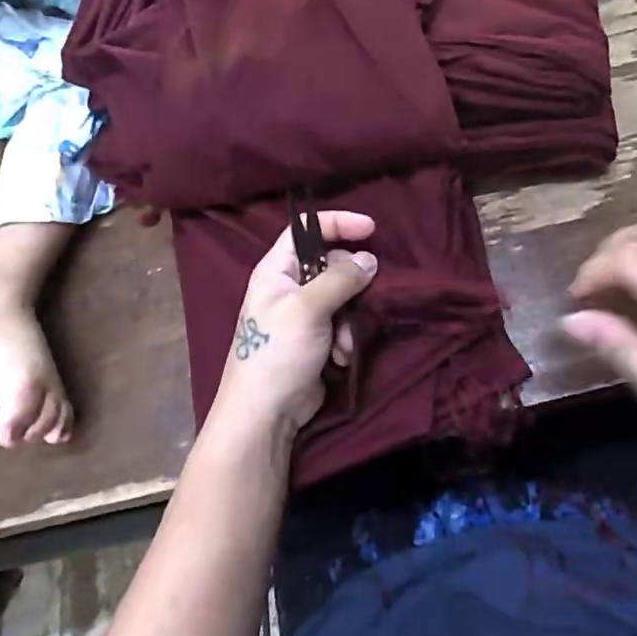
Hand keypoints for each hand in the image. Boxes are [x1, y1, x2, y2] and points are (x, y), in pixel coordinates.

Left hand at [212, 211, 377, 436]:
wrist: (266, 411)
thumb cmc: (278, 351)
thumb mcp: (308, 308)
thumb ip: (339, 278)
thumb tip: (368, 259)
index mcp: (275, 270)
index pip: (305, 230)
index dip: (337, 224)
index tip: (371, 229)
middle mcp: (286, 287)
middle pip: (329, 265)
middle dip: (350, 284)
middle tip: (361, 298)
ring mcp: (301, 315)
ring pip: (341, 298)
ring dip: (349, 320)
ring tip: (343, 343)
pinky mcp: (314, 340)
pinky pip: (341, 325)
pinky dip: (345, 339)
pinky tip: (340, 359)